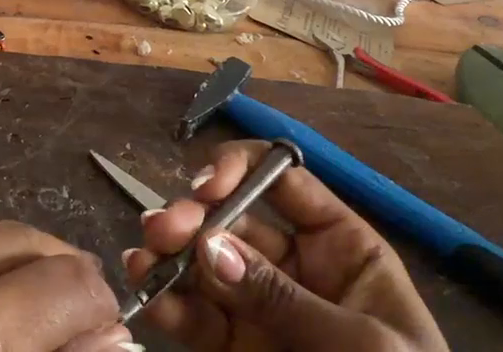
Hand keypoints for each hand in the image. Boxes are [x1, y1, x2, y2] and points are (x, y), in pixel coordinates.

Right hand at [123, 140, 446, 351]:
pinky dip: (167, 305)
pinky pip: (195, 318)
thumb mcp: (362, 346)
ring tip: (140, 262)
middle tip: (161, 230)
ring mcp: (260, 310)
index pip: (281, 182)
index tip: (205, 186)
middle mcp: (291, 268)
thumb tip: (208, 246)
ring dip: (167, 257)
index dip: (239, 170)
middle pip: (229, 220)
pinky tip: (148, 298)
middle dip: (191, 218)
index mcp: (339, 249)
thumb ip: (282, 297)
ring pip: (201, 265)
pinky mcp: (235, 349)